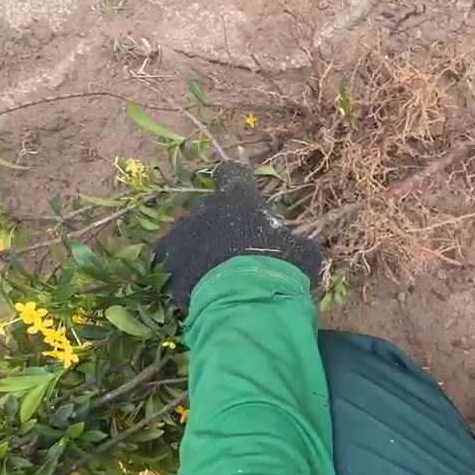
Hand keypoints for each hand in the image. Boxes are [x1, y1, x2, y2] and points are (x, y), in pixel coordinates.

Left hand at [154, 161, 323, 312]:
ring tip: (216, 269)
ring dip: (201, 246)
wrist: (245, 300)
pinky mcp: (170, 264)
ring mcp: (182, 237)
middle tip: (237, 246)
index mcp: (237, 199)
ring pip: (189, 235)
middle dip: (221, 224)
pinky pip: (176, 262)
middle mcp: (205, 210)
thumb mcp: (303, 253)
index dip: (236, 179)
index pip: (232, 174)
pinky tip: (201, 285)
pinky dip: (187, 271)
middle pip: (209, 209)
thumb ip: (299, 243)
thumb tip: (305, 246)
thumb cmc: (278, 267)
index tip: (241, 188)